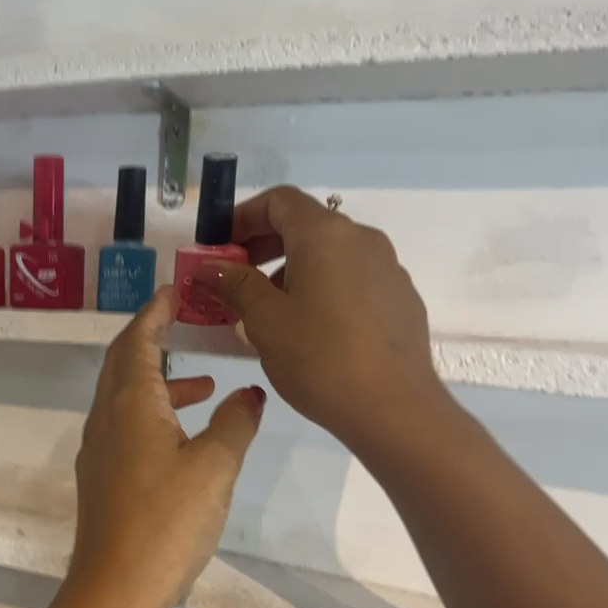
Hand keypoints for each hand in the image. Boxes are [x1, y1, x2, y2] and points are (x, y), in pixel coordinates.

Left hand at [70, 286, 264, 604]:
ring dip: (161, 383)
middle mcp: (105, 419)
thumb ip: (235, 423)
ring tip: (206, 385)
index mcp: (129, 404)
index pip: (136, 340)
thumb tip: (248, 395)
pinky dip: (154, 414)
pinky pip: (125, 428)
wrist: (116, 588)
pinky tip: (185, 436)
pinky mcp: (103, 480)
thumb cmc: (168, 521)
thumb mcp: (215, 466)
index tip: (179, 291)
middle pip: (123, 364)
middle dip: (155, 339)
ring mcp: (99, 452)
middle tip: (192, 326)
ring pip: (125, 399)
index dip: (156, 312)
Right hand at [191, 186, 454, 458]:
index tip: (218, 249)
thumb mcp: (264, 321)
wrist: (393, 407)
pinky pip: (350, 280)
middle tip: (234, 282)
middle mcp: (361, 239)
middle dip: (263, 246)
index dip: (242, 218)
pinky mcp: (398, 299)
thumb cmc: (319, 358)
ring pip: (329, 255)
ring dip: (290, 271)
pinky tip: (308, 331)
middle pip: (305, 225)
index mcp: (324, 234)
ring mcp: (386, 268)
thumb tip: (208, 267)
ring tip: (266, 313)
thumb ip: (235, 286)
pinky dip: (320, 290)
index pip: (278, 201)